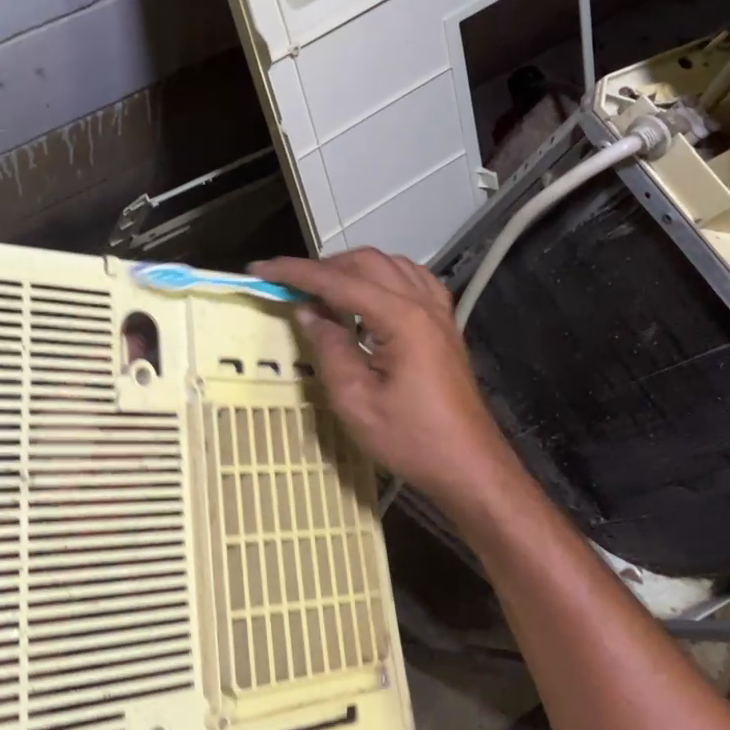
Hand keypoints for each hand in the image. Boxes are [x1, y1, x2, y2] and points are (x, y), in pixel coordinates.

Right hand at [250, 249, 526, 522]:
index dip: (295, 272)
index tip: (260, 269)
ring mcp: (438, 312)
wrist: (470, 467)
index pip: (338, 282)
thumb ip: (329, 349)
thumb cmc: (412, 440)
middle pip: (366, 262)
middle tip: (289, 286)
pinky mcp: (444, 325)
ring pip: (389, 265)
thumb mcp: (356, 401)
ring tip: (322, 291)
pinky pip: (411, 280)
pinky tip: (367, 296)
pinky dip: (381, 278)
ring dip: (351, 269)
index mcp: (401, 319)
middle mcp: (422, 304)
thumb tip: (307, 312)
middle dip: (322, 267)